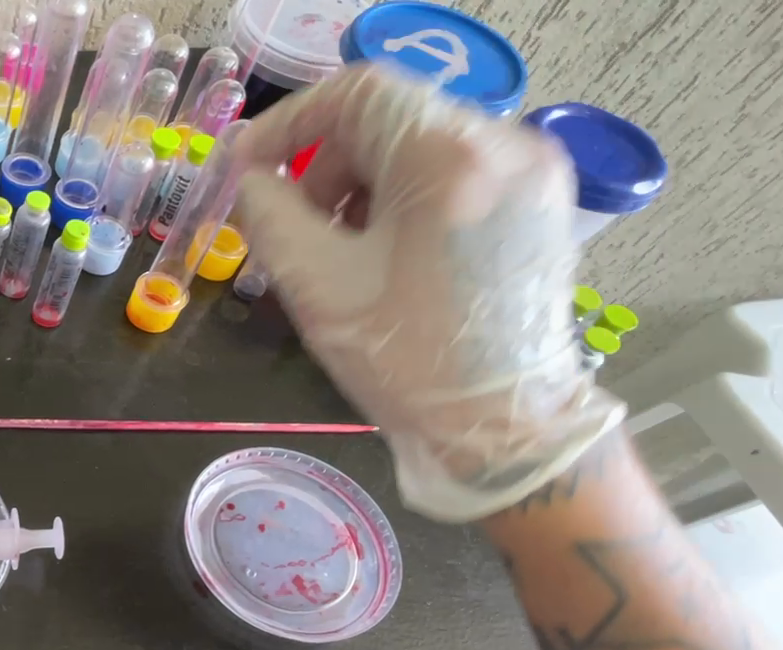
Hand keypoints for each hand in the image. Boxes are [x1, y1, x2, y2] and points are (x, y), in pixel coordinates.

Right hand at [233, 64, 624, 521]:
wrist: (497, 423)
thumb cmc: (402, 359)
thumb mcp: (316, 287)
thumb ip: (269, 216)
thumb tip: (251, 178)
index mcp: (448, 159)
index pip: (356, 93)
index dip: (286, 123)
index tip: (245, 169)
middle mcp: (504, 142)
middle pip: (388, 118)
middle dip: (323, 166)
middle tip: (294, 230)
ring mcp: (530, 169)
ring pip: (418, 145)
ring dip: (359, 185)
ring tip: (340, 252)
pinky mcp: (537, 200)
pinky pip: (451, 172)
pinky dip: (401, 199)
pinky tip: (385, 255)